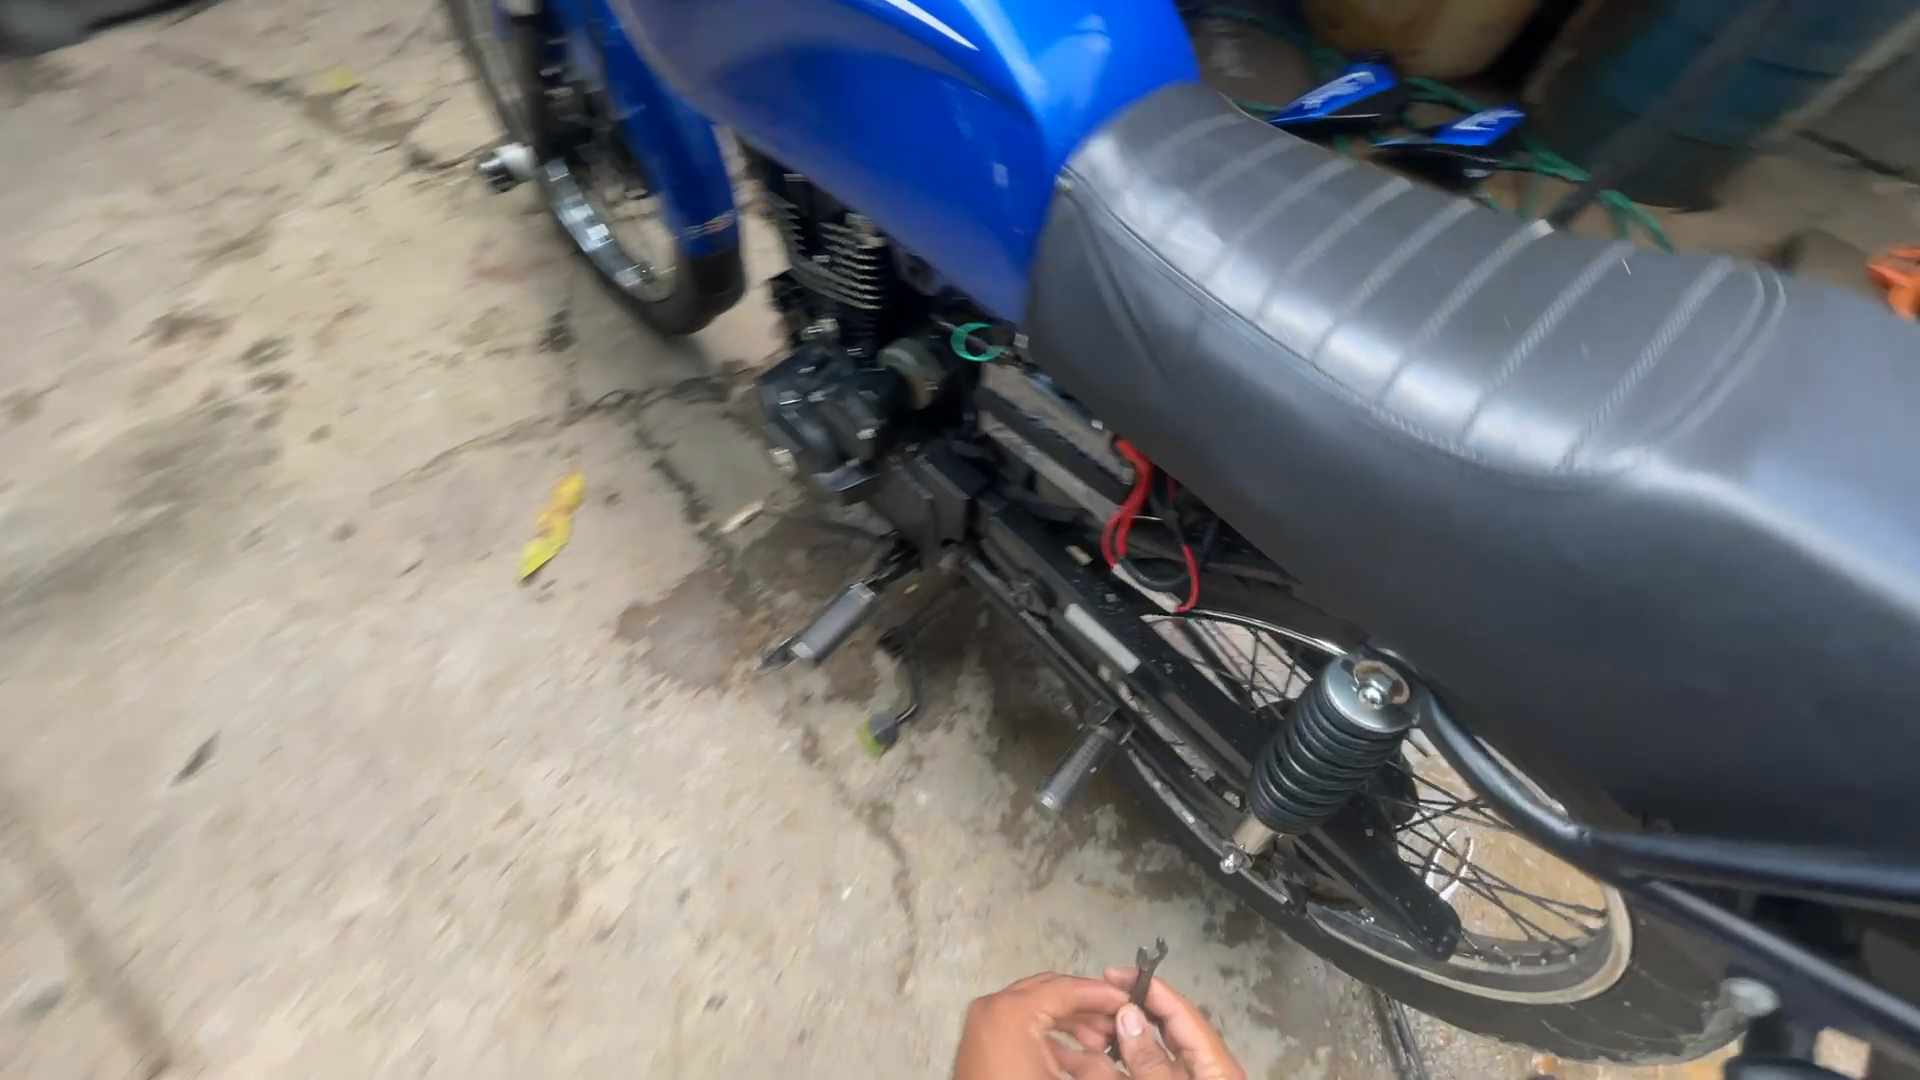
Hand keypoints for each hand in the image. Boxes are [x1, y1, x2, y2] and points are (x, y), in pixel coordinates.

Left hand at [951, 973, 1129, 1079]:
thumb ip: (1094, 1066)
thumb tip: (1112, 1053)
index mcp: (1013, 1010)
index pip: (1065, 988)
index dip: (1101, 994)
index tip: (1128, 1001)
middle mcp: (994, 1004)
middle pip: (1050, 991)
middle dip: (1086, 1006)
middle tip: (1118, 1024)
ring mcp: (984, 1019)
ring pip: (1035, 1005)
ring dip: (1069, 1020)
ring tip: (1102, 1042)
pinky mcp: (982, 1036)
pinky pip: (1020, 1022)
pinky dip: (1047, 1031)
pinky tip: (1076, 1053)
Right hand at [1049, 968, 1245, 1079]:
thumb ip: (1152, 1064)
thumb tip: (1129, 1013)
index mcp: (1215, 1070)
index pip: (1181, 1014)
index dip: (1148, 988)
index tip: (1111, 975)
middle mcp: (1200, 1076)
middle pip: (1164, 1034)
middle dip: (1127, 1015)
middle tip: (1092, 1006)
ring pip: (1149, 1060)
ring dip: (1119, 1045)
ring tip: (1086, 1033)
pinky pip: (1141, 1079)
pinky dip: (1118, 1070)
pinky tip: (1094, 1064)